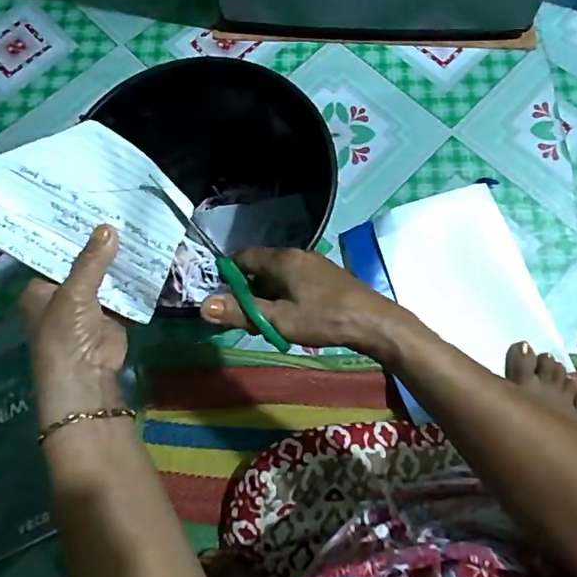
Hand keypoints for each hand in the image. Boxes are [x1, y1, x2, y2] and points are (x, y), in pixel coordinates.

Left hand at [20, 224, 130, 415]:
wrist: (86, 374)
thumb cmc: (65, 333)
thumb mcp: (74, 292)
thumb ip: (92, 260)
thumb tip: (109, 227)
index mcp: (39, 289)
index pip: (55, 254)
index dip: (73, 235)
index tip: (92, 210)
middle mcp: (61, 295)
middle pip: (83, 264)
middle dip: (101, 246)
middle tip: (122, 215)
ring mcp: (88, 305)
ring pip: (105, 276)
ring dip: (119, 261)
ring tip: (139, 230)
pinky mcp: (112, 314)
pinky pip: (123, 291)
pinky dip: (133, 279)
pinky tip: (148, 257)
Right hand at [199, 247, 409, 351]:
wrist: (372, 321)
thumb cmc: (323, 318)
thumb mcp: (278, 320)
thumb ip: (241, 312)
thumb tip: (204, 305)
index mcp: (283, 259)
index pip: (243, 257)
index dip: (228, 276)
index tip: (223, 300)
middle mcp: (297, 254)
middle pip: (261, 266)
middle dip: (249, 290)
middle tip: (245, 318)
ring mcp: (314, 263)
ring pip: (279, 275)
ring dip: (268, 296)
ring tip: (268, 322)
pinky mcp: (326, 275)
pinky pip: (295, 280)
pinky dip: (286, 295)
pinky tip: (291, 317)